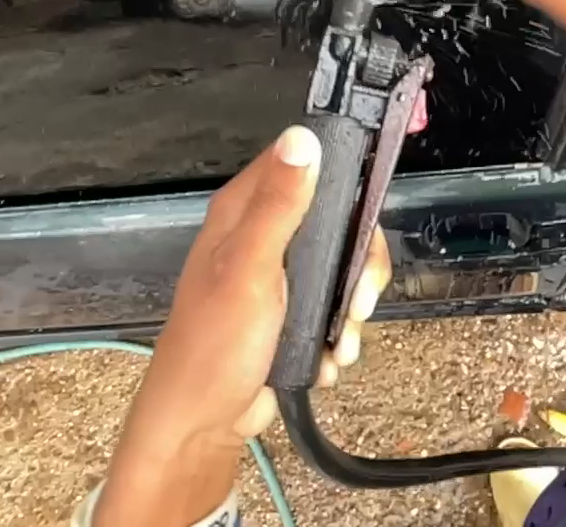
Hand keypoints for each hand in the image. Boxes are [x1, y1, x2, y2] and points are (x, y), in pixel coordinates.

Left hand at [98, 127, 390, 523]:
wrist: (202, 426)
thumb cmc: (214, 345)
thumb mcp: (249, 268)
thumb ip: (277, 205)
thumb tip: (301, 138)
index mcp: (244, 208)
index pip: (303, 163)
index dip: (339, 180)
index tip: (363, 217)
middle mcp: (262, 230)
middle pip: (335, 218)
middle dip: (358, 262)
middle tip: (358, 299)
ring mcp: (278, 270)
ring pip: (341, 262)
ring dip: (352, 302)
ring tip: (342, 339)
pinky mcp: (291, 305)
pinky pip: (333, 300)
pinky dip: (340, 326)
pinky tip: (330, 354)